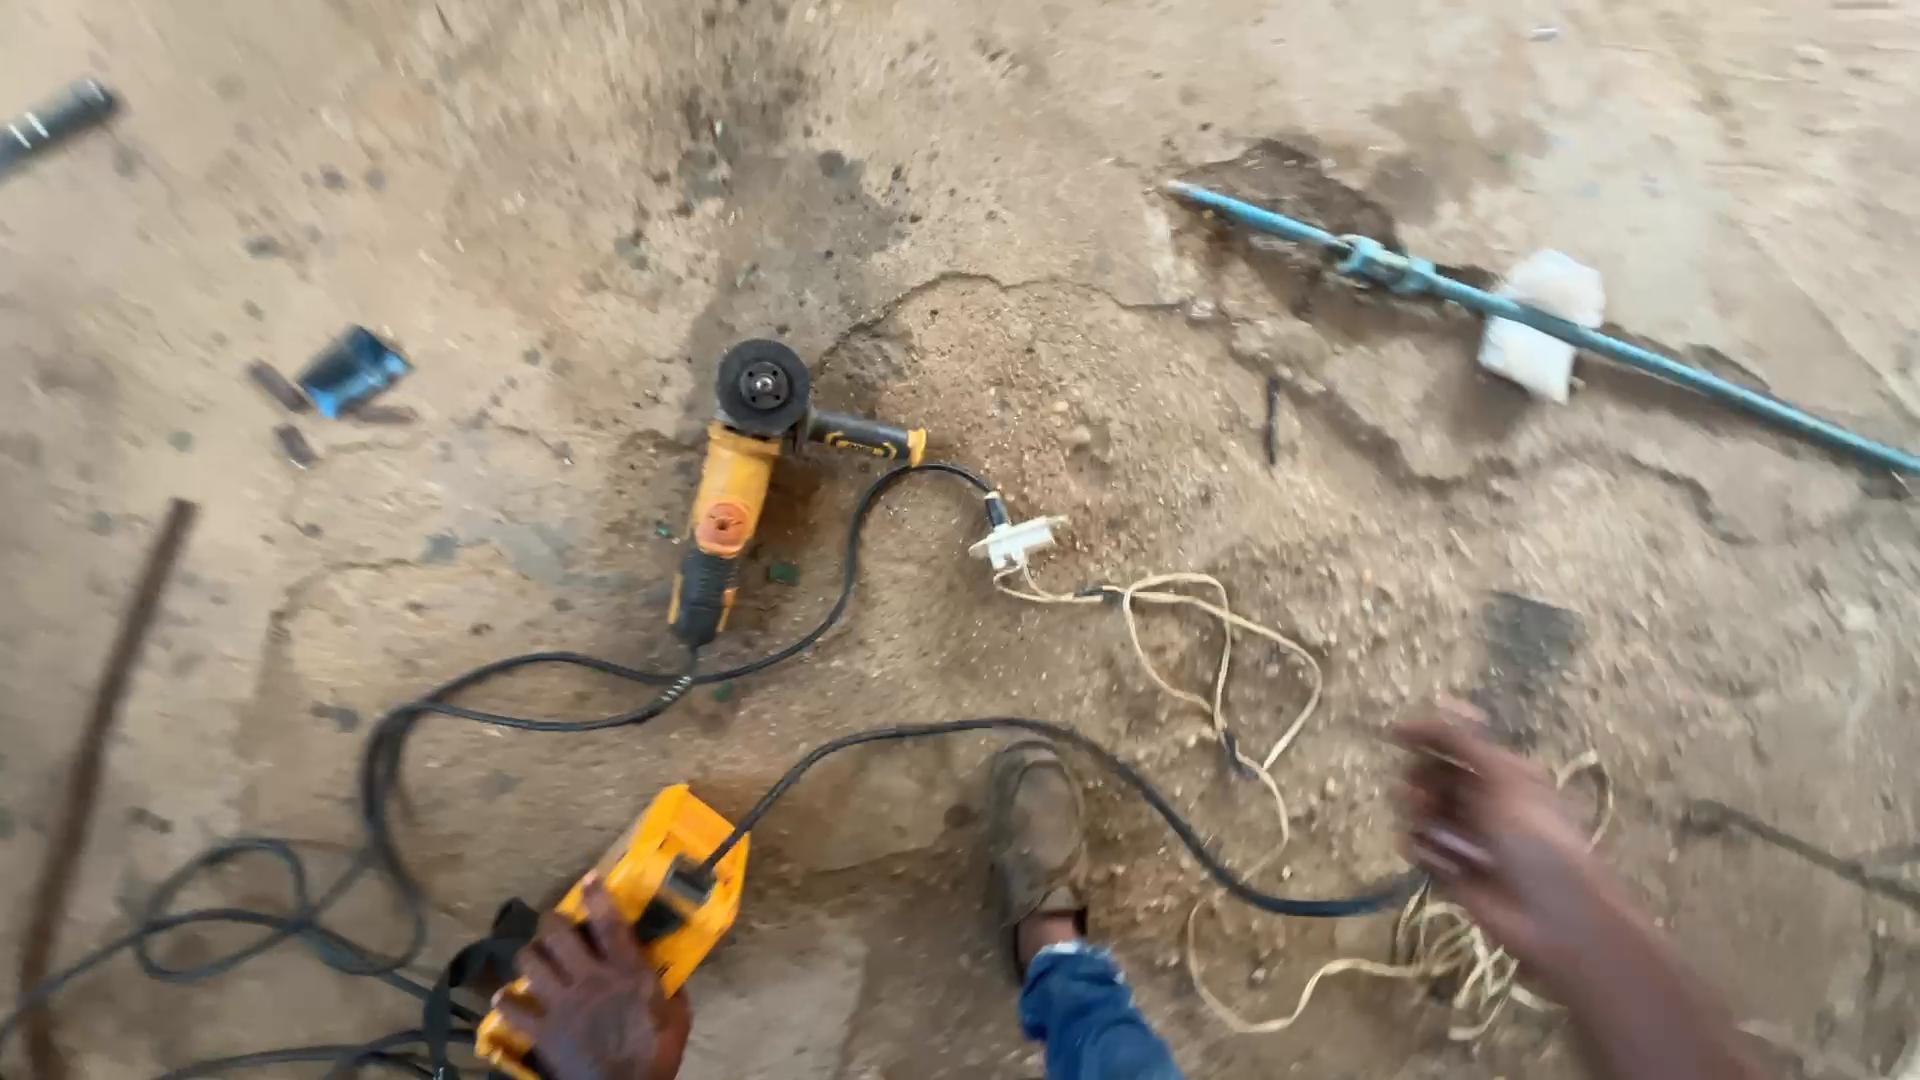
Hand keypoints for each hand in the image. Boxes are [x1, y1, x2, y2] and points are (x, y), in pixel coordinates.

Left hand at [493, 879, 690, 1079]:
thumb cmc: (656, 1053)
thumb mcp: (677, 1014)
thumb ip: (669, 989)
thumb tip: (667, 976)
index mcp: (627, 970)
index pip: (609, 923)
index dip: (597, 896)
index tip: (588, 877)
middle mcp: (591, 979)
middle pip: (559, 936)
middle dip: (552, 922)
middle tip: (554, 921)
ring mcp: (562, 1006)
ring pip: (532, 964)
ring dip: (530, 955)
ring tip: (533, 953)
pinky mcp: (542, 1034)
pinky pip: (514, 1011)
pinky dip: (507, 1001)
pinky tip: (504, 997)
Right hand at [1394, 699, 1629, 995]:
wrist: (1555, 918)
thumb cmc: (1536, 841)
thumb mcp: (1502, 779)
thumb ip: (1464, 741)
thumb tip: (1442, 699)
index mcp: (1498, 774)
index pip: (1449, 744)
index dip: (1421, 737)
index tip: (1393, 734)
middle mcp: (1479, 800)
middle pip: (1424, 775)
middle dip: (1420, 784)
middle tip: (1428, 799)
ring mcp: (1461, 834)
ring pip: (1414, 811)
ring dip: (1424, 823)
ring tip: (1446, 842)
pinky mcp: (1447, 865)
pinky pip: (1414, 846)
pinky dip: (1426, 853)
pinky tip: (1448, 866)